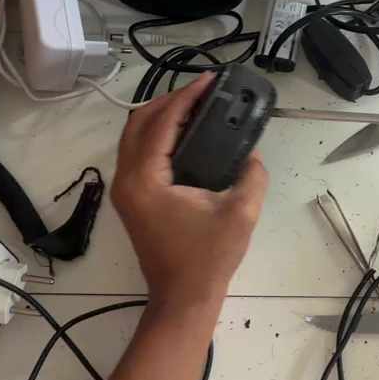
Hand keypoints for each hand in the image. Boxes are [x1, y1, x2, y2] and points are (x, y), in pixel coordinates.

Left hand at [111, 74, 268, 311]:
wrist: (183, 298)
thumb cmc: (208, 258)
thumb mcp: (241, 213)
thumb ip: (252, 175)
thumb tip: (251, 153)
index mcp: (146, 180)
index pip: (161, 123)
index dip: (186, 97)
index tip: (209, 81)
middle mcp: (127, 180)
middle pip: (138, 122)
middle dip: (168, 100)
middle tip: (201, 91)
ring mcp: (125, 190)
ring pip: (133, 135)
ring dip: (160, 115)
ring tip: (195, 105)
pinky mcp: (132, 198)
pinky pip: (137, 152)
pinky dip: (156, 135)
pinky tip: (184, 133)